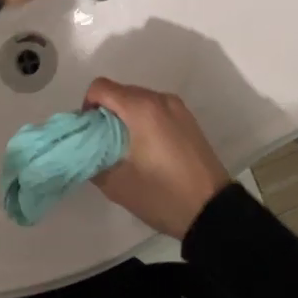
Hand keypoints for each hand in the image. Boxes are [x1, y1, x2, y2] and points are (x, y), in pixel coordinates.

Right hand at [85, 78, 231, 239]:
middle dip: (106, 112)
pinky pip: (156, 109)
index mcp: (141, 109)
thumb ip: (93, 162)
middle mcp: (159, 99)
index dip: (88, 106)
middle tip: (103, 144)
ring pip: (139, 100)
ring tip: (125, 149)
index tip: (89, 132)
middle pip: (120, 91)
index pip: (101, 87)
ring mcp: (177, 107)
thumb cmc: (163, 195)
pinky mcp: (188, 119)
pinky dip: (144, 120)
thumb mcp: (118, 185)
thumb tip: (85, 151)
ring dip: (125, 116)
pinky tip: (146, 149)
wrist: (212, 209)